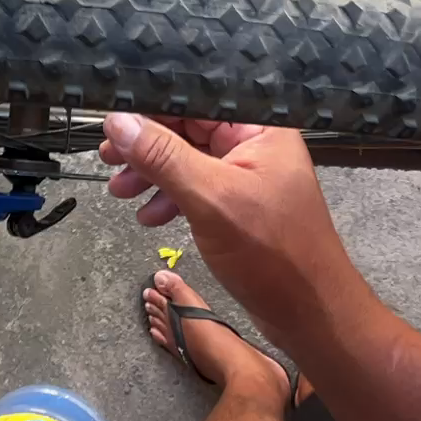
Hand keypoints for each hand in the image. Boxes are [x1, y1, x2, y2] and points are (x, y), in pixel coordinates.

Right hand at [100, 114, 366, 348]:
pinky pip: (195, 187)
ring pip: (186, 159)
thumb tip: (118, 122)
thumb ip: (161, 157)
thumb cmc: (273, 255)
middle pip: (187, 130)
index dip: (152, 108)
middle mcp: (254, 144)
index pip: (195, 102)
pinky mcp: (238, 203)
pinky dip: (169, 197)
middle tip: (107, 155)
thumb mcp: (209, 199)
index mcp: (259, 128)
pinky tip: (149, 216)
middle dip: (145, 145)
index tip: (113, 118)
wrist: (312, 318)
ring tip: (119, 190)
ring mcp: (246, 175)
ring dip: (151, 173)